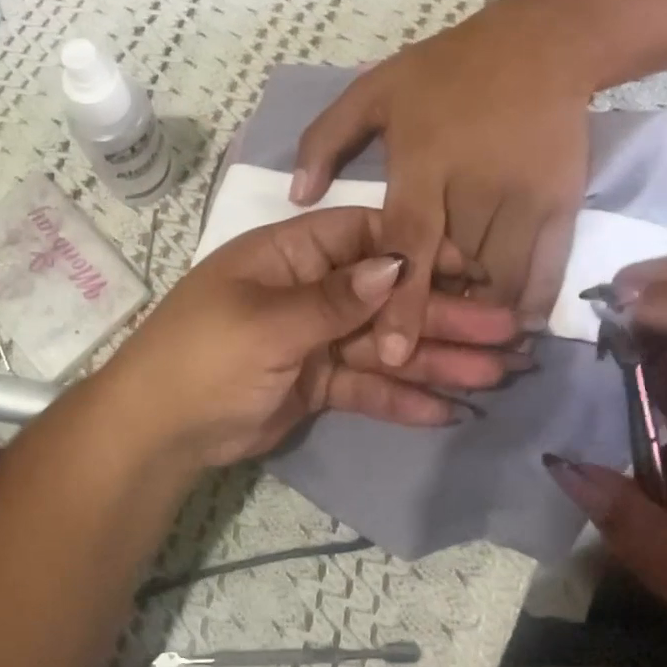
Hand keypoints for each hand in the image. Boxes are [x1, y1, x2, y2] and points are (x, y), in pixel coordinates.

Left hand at [98, 207, 526, 467]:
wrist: (159, 428)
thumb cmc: (207, 354)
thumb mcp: (269, 320)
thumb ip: (336, 298)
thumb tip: (396, 264)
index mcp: (287, 255)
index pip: (363, 238)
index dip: (416, 251)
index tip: (472, 267)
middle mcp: (305, 290)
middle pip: (383, 295)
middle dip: (441, 312)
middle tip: (507, 331)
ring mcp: (311, 337)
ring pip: (382, 342)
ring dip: (434, 357)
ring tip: (495, 373)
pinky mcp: (314, 382)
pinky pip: (365, 383)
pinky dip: (400, 395)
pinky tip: (447, 409)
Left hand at [294, 0, 592, 366]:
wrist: (541, 45)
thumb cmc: (445, 69)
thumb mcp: (372, 91)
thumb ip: (327, 141)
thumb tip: (296, 193)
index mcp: (420, 166)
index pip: (406, 243)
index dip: (397, 300)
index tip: (390, 352)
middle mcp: (471, 191)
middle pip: (454, 274)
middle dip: (443, 323)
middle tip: (425, 366)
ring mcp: (522, 200)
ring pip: (501, 280)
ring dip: (484, 319)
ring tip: (469, 353)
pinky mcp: (562, 206)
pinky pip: (546, 269)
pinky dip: (529, 300)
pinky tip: (514, 323)